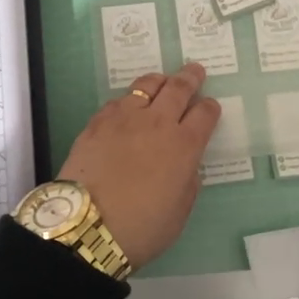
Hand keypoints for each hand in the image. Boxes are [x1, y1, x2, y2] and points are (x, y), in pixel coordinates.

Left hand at [56, 63, 219, 267]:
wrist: (88, 227)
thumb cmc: (142, 228)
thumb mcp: (179, 213)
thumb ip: (188, 182)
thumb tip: (185, 165)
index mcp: (184, 145)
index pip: (205, 114)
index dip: (210, 108)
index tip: (210, 107)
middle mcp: (158, 123)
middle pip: (178, 89)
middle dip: (190, 77)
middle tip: (195, 70)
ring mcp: (125, 118)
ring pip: (146, 86)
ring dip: (159, 81)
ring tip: (162, 81)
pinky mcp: (98, 122)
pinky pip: (119, 101)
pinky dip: (130, 100)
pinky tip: (128, 108)